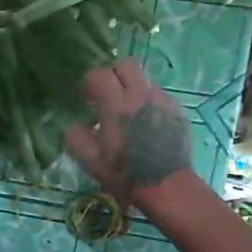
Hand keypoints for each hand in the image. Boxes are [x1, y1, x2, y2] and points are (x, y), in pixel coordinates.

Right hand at [65, 60, 193, 205]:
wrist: (167, 186)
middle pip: (125, 65)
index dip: (88, 83)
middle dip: (113, 75)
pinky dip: (149, 103)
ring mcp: (162, 101)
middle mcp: (141, 95)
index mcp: (116, 104)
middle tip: (108, 94)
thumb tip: (74, 125)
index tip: (85, 98)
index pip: (99, 74)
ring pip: (144, 79)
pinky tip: (147, 124)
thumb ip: (76, 138)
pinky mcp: (177, 111)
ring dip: (132, 89)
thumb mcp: (91, 161)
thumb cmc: (126, 174)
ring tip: (129, 111)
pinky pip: (160, 96)